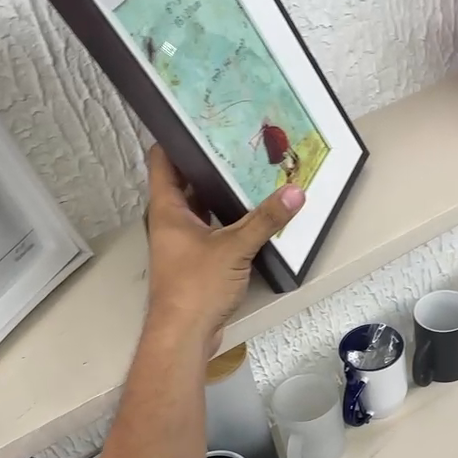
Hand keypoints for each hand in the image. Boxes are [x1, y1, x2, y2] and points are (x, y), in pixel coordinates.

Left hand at [143, 145, 303, 352]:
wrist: (183, 335)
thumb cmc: (195, 287)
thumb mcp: (235, 248)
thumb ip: (265, 220)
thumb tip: (295, 192)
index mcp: (167, 208)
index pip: (162, 159)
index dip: (177, 138)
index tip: (201, 122)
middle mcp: (170, 222)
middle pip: (185, 182)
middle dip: (209, 165)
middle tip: (237, 146)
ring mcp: (181, 244)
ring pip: (200, 209)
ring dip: (220, 196)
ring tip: (248, 176)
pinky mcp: (195, 263)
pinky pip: (210, 232)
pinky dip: (226, 223)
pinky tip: (250, 219)